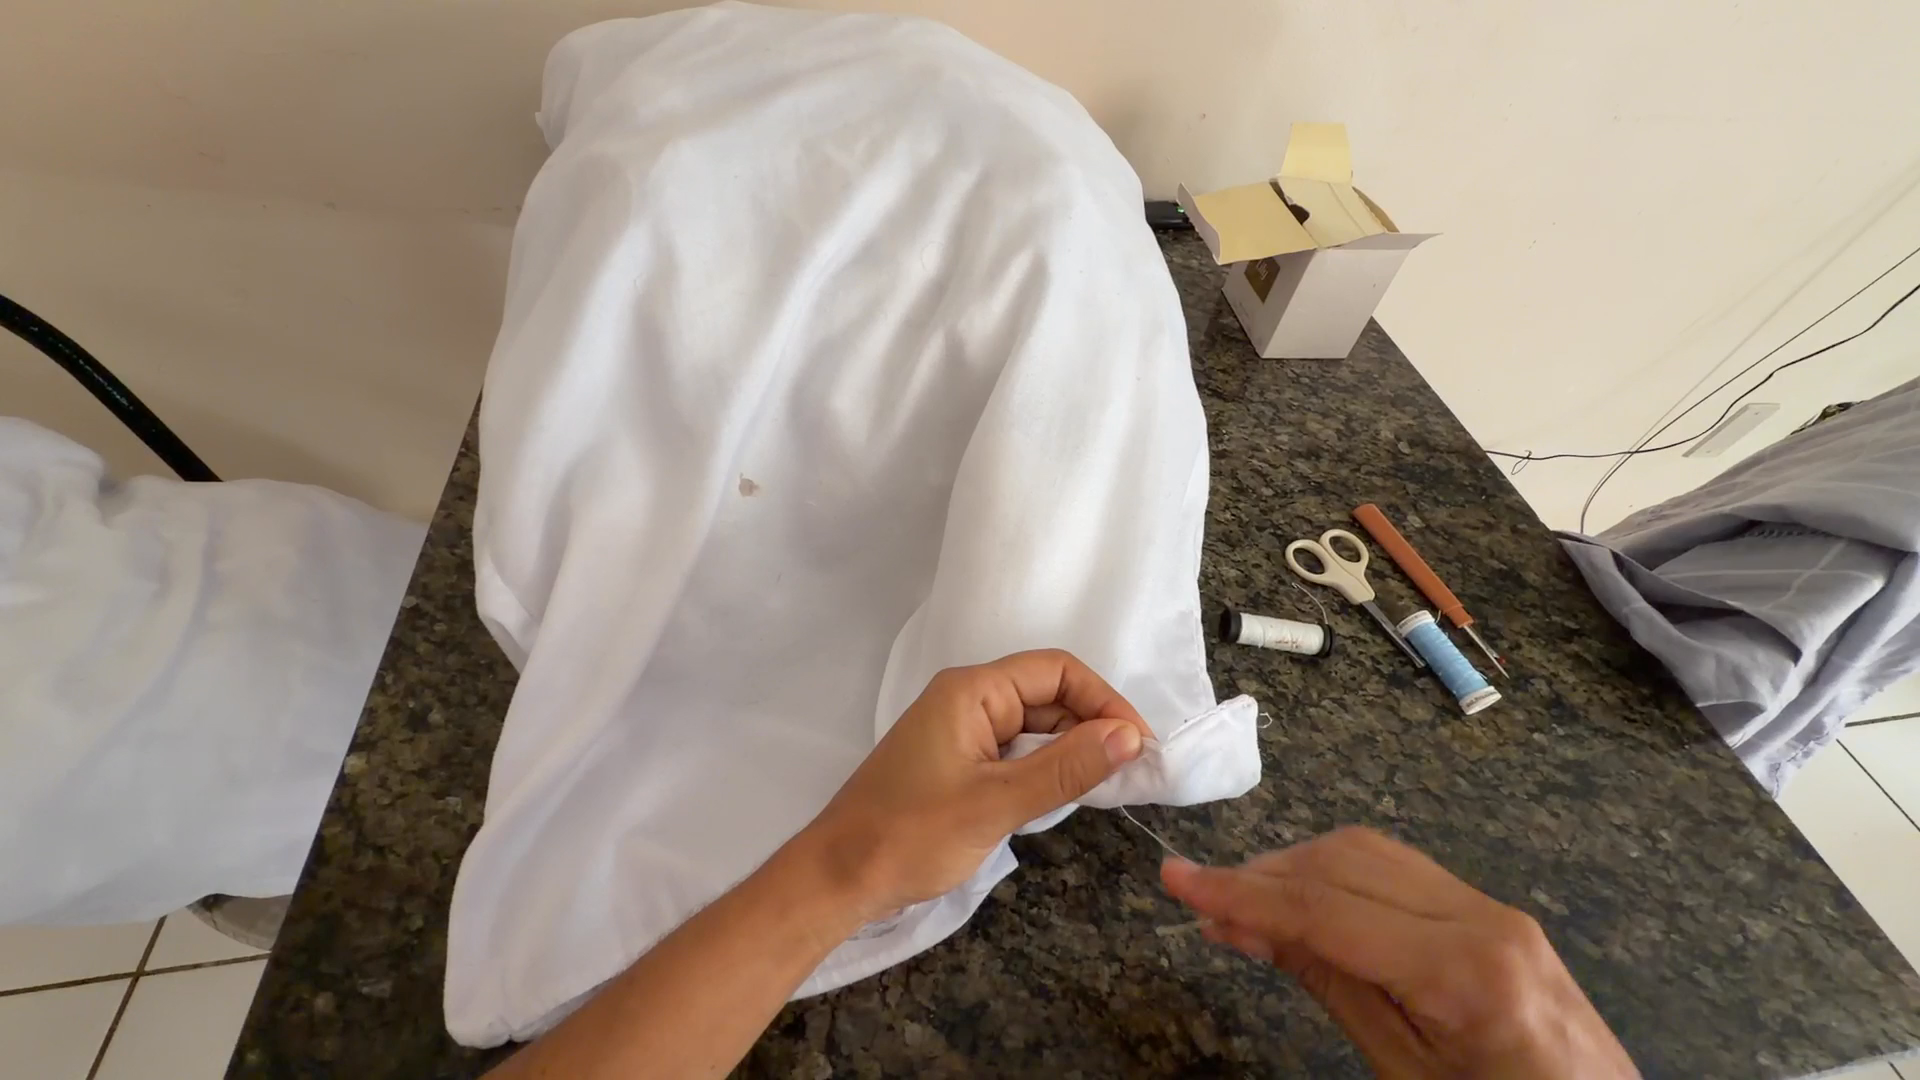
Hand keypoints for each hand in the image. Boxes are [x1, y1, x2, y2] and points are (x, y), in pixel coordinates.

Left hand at [798, 649, 1152, 921]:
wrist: (840, 877)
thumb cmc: (911, 835)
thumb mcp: (997, 803)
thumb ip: (1065, 768)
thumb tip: (1130, 736)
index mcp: (971, 690)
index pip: (1056, 671)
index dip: (1104, 700)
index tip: (1138, 744)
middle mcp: (968, 698)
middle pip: (1047, 695)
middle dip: (1091, 727)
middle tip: (1131, 774)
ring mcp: (961, 729)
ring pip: (1033, 725)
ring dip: (1070, 750)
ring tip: (1106, 786)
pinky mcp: (959, 759)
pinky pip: (1014, 750)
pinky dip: (1043, 767)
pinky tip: (1064, 794)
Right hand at [1161, 828, 1638, 1079]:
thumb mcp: (1401, 1069)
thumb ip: (1323, 980)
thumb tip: (1234, 924)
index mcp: (1465, 972)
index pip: (1323, 909)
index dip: (1239, 890)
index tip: (1174, 877)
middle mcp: (1482, 916)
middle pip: (1341, 862)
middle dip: (1263, 874)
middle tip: (1204, 900)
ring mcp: (1491, 905)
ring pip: (1362, 851)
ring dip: (1293, 867)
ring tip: (1245, 901)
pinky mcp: (1488, 908)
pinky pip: (1392, 868)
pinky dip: (1332, 874)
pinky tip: (1302, 899)